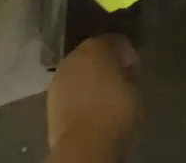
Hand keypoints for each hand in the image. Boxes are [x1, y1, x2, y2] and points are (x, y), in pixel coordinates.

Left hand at [47, 34, 140, 162]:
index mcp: (97, 45)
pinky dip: (78, 96)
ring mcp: (59, 77)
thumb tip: (124, 73)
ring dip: (90, 80)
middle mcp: (74, 55)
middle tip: (119, 81)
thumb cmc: (116, 110)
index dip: (129, 54)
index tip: (135, 70)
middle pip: (94, 54)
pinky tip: (88, 109)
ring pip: (78, 72)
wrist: (85, 144)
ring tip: (102, 98)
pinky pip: (69, 91)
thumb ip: (127, 74)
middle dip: (106, 65)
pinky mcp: (49, 100)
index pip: (117, 41)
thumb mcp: (134, 89)